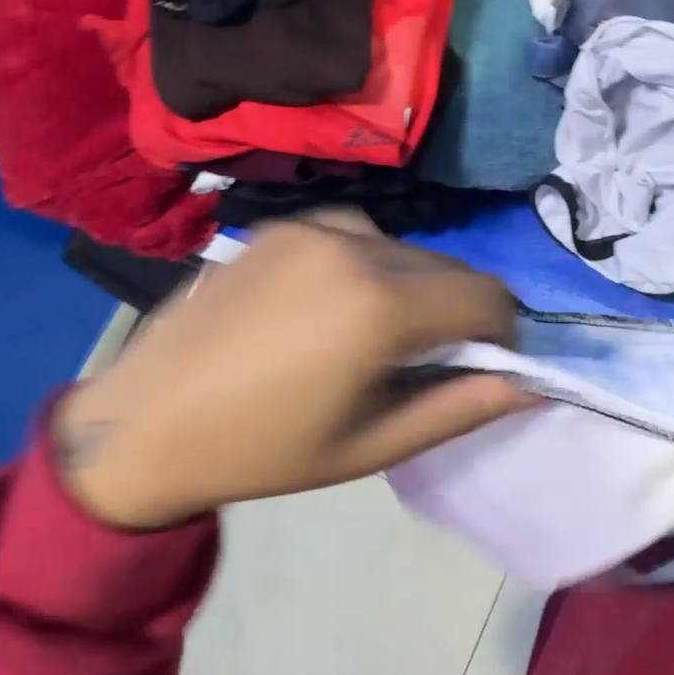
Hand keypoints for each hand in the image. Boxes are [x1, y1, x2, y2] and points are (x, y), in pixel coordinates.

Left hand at [55, 210, 534, 527]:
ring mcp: (312, 227)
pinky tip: (334, 304)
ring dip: (415, 287)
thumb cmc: (263, 450)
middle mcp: (354, 246)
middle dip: (459, 312)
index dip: (502, 334)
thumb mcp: (371, 445)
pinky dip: (371, 264)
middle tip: (423, 363)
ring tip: (372, 337)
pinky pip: (357, 234)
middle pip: (451, 267)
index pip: (488, 297)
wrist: (145, 422)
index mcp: (380, 305)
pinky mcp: (280, 224)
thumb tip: (528, 385)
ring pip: (407, 248)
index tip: (479, 369)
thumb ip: (459, 408)